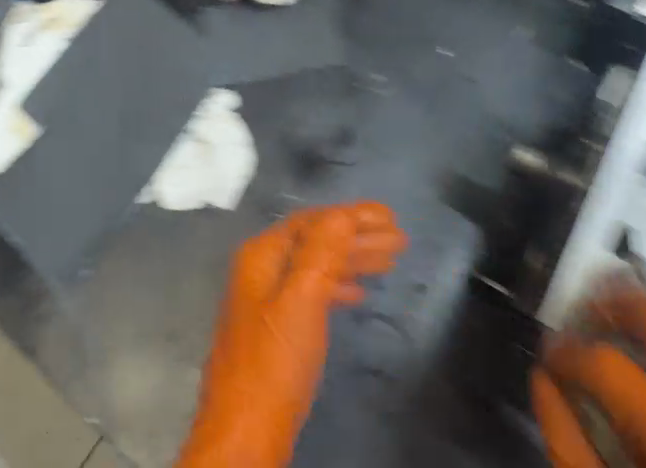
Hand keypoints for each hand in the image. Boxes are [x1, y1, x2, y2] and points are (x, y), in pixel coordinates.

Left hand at [176, 202, 407, 467]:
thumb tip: (343, 213)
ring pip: (315, 267)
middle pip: (314, 241)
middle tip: (400, 239)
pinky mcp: (275, 331)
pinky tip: (358, 295)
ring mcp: (266, 301)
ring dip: (351, 260)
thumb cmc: (275, 361)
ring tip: (390, 261)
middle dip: (356, 236)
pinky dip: (337, 286)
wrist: (246, 431)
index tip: (390, 216)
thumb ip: (321, 252)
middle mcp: (260, 271)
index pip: (312, 222)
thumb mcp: (303, 298)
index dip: (351, 216)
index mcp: (261, 256)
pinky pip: (312, 293)